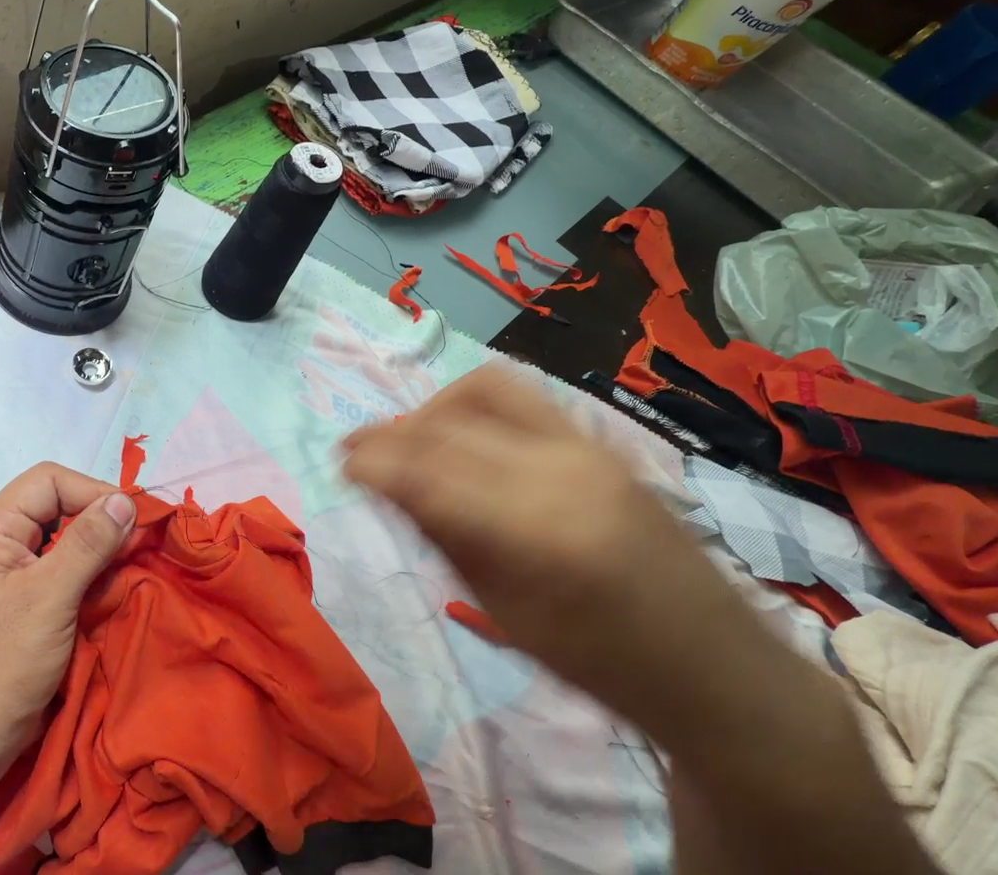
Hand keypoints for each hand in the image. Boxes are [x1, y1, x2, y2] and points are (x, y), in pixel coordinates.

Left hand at [0, 463, 135, 768]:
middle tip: (139, 542)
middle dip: (99, 517)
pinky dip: (90, 571)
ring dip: (98, 546)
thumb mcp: (50, 599)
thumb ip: (88, 544)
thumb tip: (126, 500)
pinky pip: (62, 566)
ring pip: (62, 536)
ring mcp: (10, 571)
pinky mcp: (24, 598)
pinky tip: (113, 585)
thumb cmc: (4, 664)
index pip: (47, 481)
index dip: (92, 491)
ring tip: (131, 563)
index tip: (134, 518)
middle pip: (55, 504)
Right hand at [338, 365, 773, 737]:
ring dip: (432, 408)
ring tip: (408, 441)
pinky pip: (520, 398)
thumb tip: (384, 484)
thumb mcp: (503, 610)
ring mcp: (589, 448)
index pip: (429, 474)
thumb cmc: (598, 661)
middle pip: (448, 426)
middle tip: (354, 453)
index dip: (373, 462)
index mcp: (539, 533)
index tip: (339, 465)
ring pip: (484, 389)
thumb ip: (443, 535)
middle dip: (389, 435)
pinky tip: (455, 437)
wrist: (713, 663)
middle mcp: (564, 472)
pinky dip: (471, 407)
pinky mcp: (600, 441)